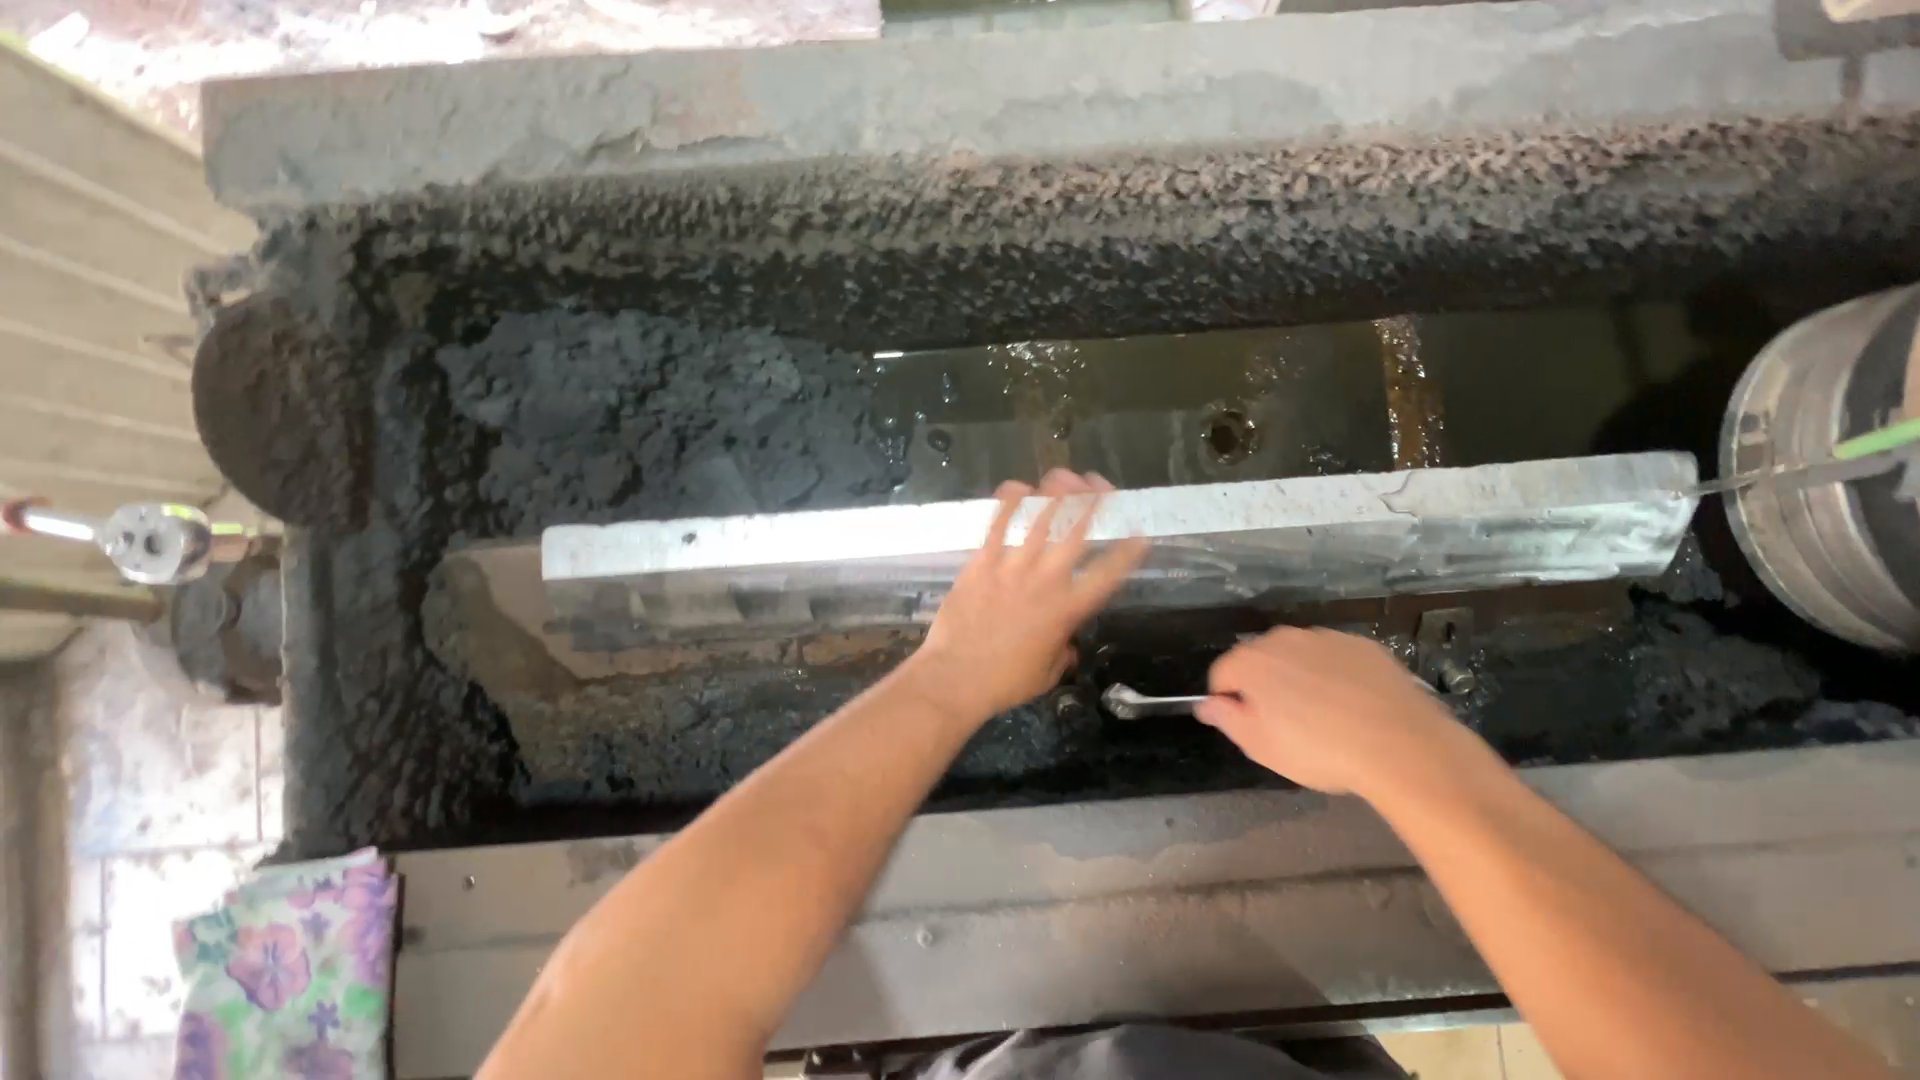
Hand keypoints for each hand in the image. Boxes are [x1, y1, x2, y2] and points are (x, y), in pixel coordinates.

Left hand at [901, 469, 1149, 724]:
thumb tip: (1068, 646)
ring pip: (1039, 521)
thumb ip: (1063, 652)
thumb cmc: (1005, 682)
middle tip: (1101, 486)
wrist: (956, 677)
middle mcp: (1045, 580)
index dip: (1127, 551)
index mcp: (1067, 609)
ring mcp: (1011, 567)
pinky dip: (1008, 503)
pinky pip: (997, 525)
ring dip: (1056, 494)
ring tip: (1067, 476)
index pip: (1107, 573)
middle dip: (1092, 503)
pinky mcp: (981, 563)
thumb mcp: (1047, 673)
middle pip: (1075, 532)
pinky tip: (1018, 486)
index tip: (1139, 532)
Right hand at [1194, 627, 1492, 799]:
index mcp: (1250, 661)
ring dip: (1300, 677)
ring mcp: (1325, 637)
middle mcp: (1283, 638)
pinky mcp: (1362, 645)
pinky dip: (1335, 674)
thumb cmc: (1320, 750)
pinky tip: (1352, 705)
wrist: (1401, 746)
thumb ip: (1226, 719)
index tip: (1250, 726)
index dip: (1230, 701)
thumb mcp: (1260, 747)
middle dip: (1264, 685)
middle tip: (1285, 724)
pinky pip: (1335, 657)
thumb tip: (1208, 704)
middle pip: (1259, 659)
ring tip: (1323, 716)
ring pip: (1298, 655)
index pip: (1221, 674)